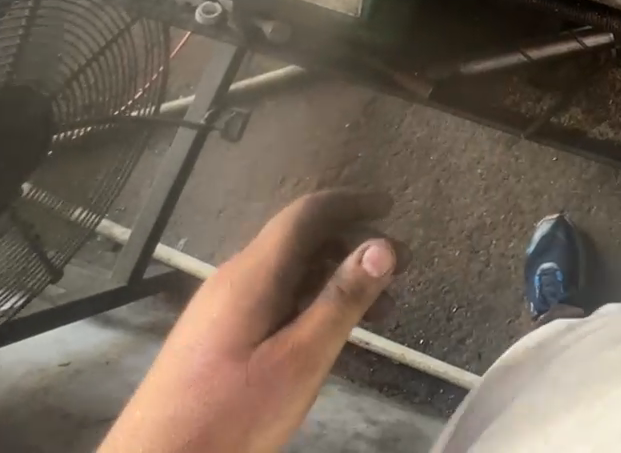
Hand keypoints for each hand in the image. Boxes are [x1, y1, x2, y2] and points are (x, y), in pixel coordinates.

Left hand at [99, 191, 398, 452]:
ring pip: (292, 272)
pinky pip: (277, 297)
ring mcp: (223, 309)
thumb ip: (342, 300)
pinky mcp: (218, 337)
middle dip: (355, 245)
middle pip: (303, 240)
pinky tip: (335, 331)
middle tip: (401, 267)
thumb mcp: (299, 360)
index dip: (352, 202)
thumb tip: (384, 245)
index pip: (307, 213)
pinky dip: (315, 301)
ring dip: (339, 278)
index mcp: (254, 274)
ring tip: (381, 306)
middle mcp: (236, 279)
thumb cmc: (229, 417)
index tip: (392, 207)